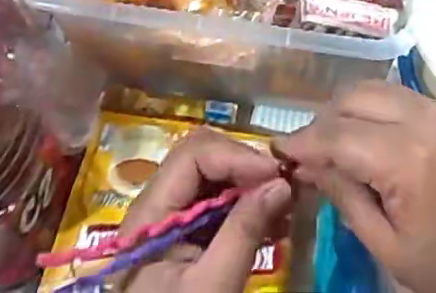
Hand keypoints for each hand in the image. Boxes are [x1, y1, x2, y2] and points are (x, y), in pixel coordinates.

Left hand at [119, 129, 292, 292]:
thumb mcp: (212, 289)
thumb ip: (244, 232)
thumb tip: (281, 183)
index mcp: (149, 212)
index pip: (193, 155)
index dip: (235, 156)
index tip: (275, 174)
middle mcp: (156, 204)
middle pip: (201, 158)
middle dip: (244, 165)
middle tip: (283, 184)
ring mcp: (170, 220)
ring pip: (211, 178)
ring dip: (249, 184)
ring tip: (286, 202)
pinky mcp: (184, 239)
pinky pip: (216, 204)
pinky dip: (245, 205)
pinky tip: (275, 220)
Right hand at [277, 82, 435, 292]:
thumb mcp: (389, 247)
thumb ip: (344, 197)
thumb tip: (305, 164)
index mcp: (407, 156)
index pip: (337, 135)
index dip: (302, 142)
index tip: (275, 152)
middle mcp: (418, 117)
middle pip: (349, 99)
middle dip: (320, 123)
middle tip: (302, 155)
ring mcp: (431, 107)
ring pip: (367, 88)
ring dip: (340, 111)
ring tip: (326, 146)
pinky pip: (387, 92)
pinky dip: (364, 106)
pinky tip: (355, 135)